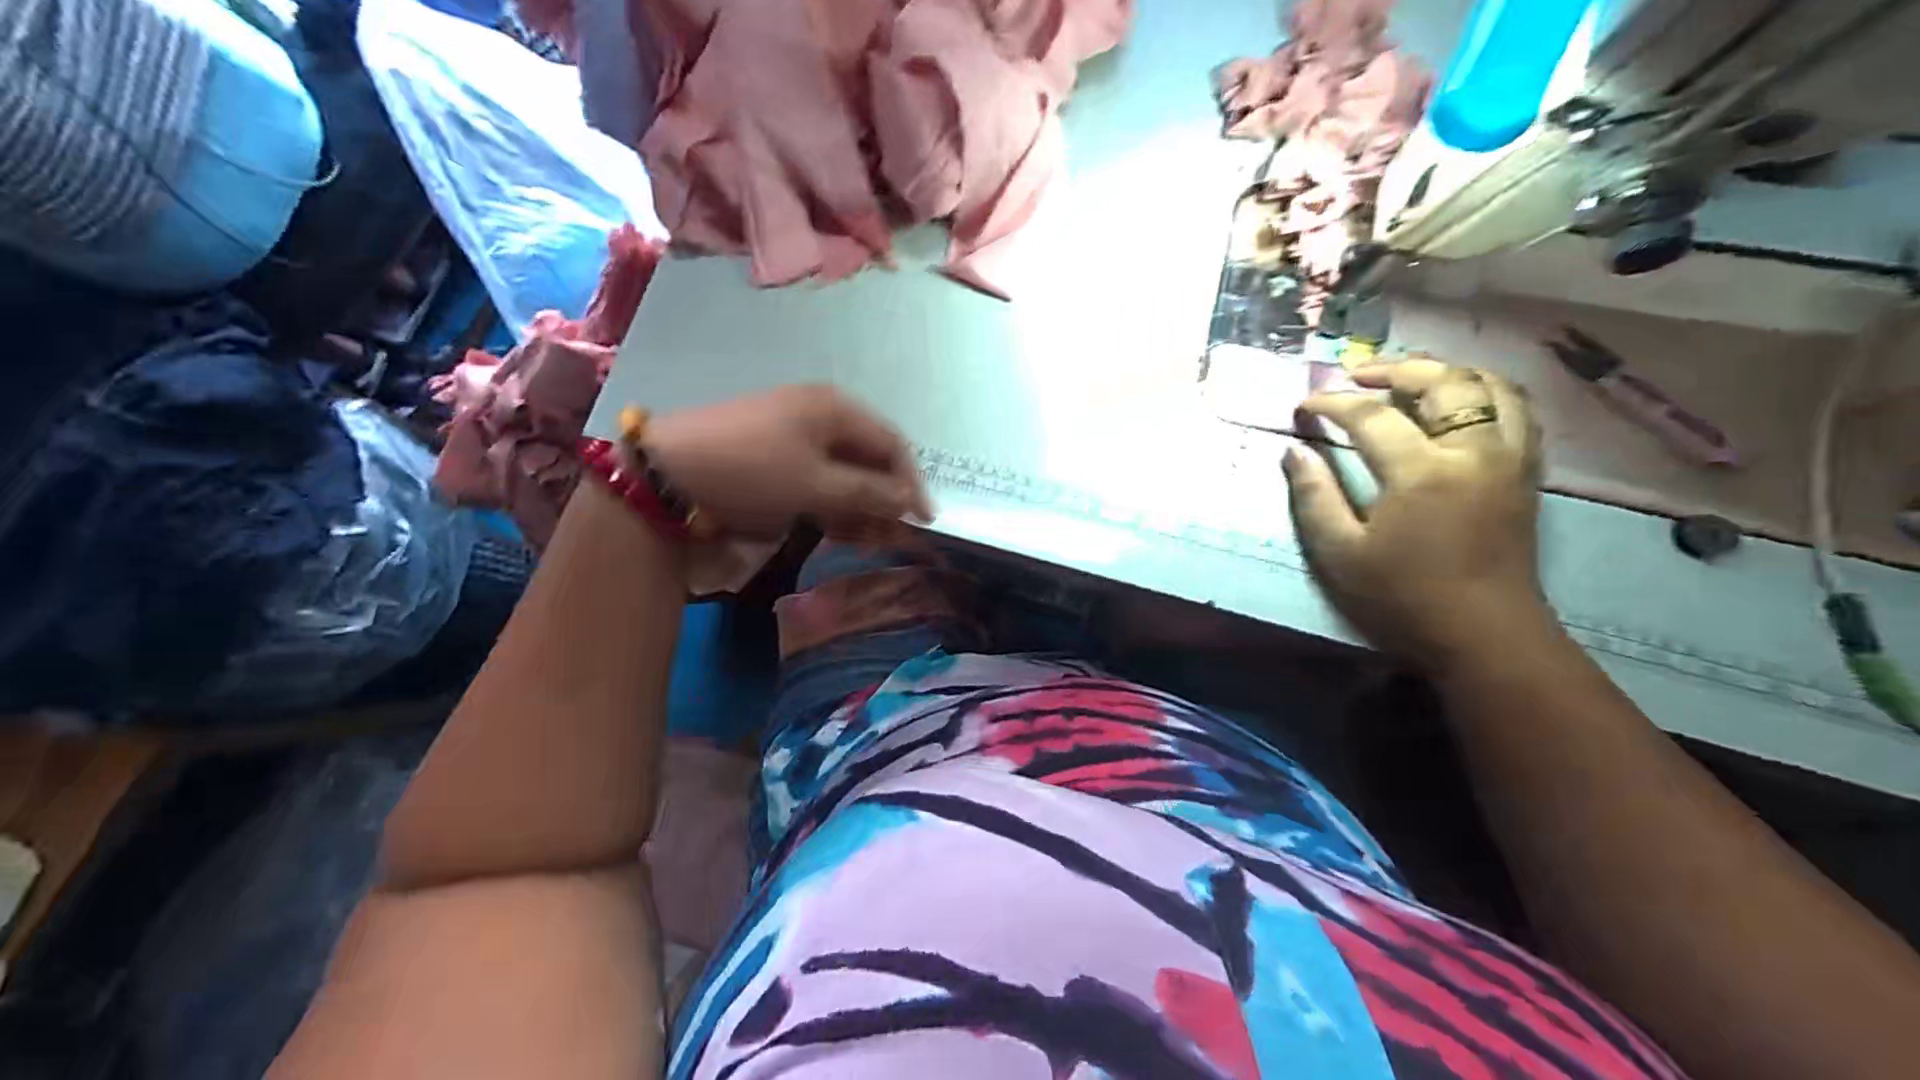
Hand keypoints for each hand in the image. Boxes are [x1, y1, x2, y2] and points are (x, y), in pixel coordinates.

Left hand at [644, 385, 932, 537]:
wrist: (668, 473)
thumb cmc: (752, 471)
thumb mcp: (817, 484)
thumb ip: (870, 492)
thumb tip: (912, 500)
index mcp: (835, 409)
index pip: (892, 443)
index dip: (913, 482)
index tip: (926, 520)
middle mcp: (819, 416)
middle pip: (869, 458)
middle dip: (886, 498)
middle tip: (896, 536)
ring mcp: (794, 436)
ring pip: (843, 472)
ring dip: (861, 506)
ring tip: (870, 540)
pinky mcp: (773, 457)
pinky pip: (817, 479)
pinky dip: (832, 504)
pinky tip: (840, 529)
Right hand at [1282, 358, 1550, 668]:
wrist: (1484, 635)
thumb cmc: (1402, 598)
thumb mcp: (1340, 554)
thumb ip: (1314, 497)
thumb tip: (1294, 451)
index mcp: (1422, 471)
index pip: (1371, 416)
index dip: (1332, 404)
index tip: (1304, 406)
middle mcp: (1473, 452)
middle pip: (1444, 381)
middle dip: (1395, 368)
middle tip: (1357, 377)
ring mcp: (1508, 459)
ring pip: (1491, 387)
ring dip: (1447, 372)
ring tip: (1411, 378)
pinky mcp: (1525, 474)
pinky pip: (1517, 411)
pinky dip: (1486, 393)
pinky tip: (1460, 404)